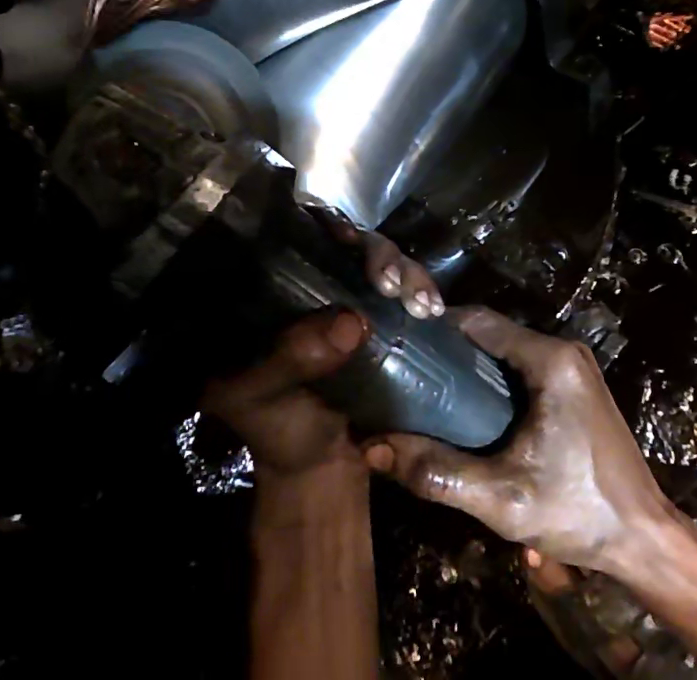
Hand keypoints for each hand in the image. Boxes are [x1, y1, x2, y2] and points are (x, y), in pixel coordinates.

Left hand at [202, 230, 442, 479]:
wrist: (321, 470)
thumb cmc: (277, 430)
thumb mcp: (262, 396)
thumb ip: (291, 359)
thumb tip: (351, 322)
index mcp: (273, 294)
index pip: (299, 239)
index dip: (324, 226)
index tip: (348, 237)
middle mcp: (317, 285)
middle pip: (350, 246)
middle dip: (377, 254)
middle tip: (390, 282)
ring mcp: (356, 300)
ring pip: (385, 263)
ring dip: (408, 274)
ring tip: (422, 304)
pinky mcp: (387, 320)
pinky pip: (408, 293)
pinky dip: (423, 293)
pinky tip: (434, 309)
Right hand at [361, 308, 673, 577]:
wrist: (644, 536)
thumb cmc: (578, 511)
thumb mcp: (501, 498)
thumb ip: (437, 472)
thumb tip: (373, 447)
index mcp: (550, 360)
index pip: (479, 321)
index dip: (435, 328)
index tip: (399, 342)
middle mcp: (563, 350)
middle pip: (491, 334)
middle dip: (448, 351)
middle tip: (405, 373)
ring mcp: (572, 367)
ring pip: (505, 351)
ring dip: (469, 367)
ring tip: (425, 390)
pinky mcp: (574, 385)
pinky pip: (522, 368)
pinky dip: (492, 380)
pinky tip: (465, 409)